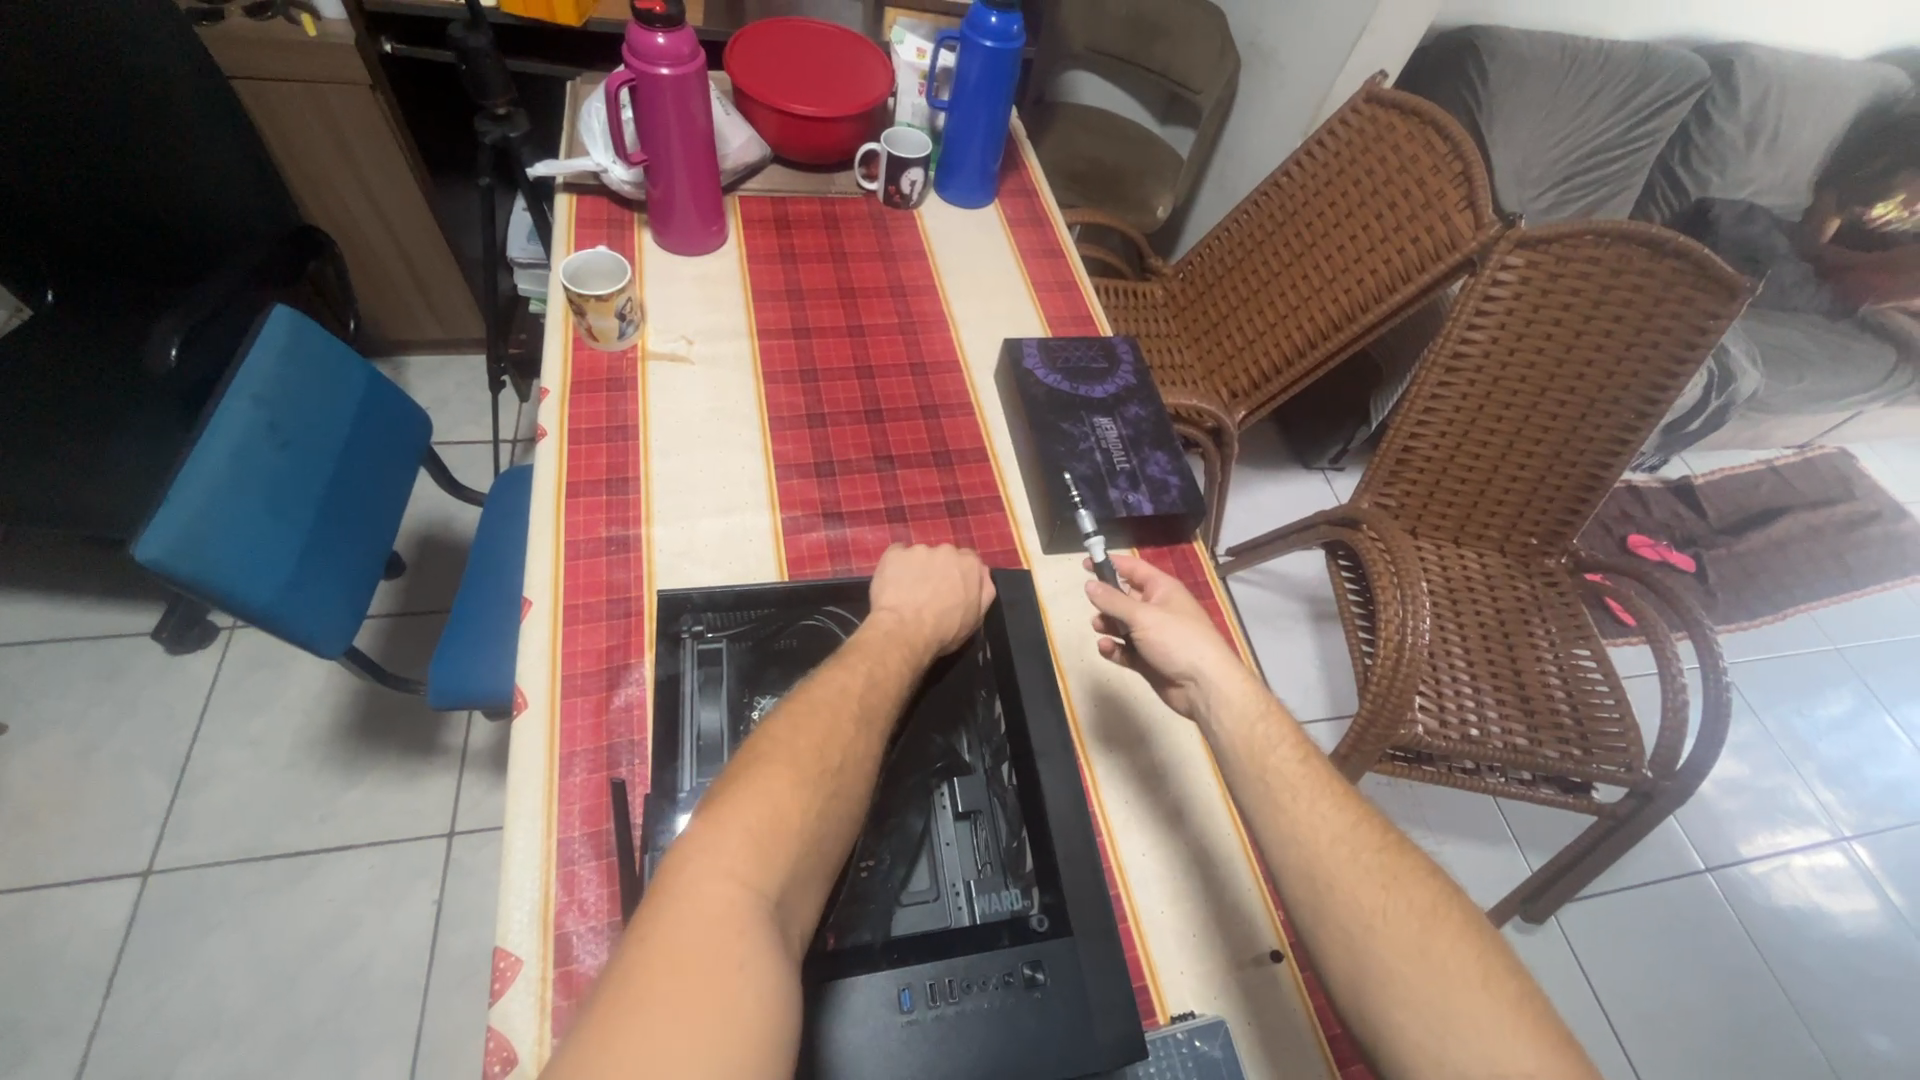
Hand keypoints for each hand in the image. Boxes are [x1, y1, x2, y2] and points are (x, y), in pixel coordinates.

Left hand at [869, 543, 995, 658]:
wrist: (905, 631)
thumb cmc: (945, 630)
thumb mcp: (977, 617)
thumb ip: (984, 591)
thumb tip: (983, 574)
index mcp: (970, 563)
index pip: (968, 561)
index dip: (959, 576)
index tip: (951, 591)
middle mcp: (946, 550)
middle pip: (944, 556)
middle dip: (938, 570)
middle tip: (929, 592)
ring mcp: (918, 550)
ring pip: (920, 556)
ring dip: (916, 569)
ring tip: (907, 592)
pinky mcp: (894, 554)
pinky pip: (896, 555)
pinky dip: (895, 566)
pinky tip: (893, 584)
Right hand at [1085, 553, 1248, 721]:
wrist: (1204, 685)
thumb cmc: (1177, 640)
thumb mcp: (1143, 615)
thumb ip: (1113, 601)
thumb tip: (1089, 584)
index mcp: (1162, 590)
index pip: (1133, 569)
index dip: (1110, 564)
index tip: (1084, 564)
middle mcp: (1157, 609)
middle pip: (1124, 598)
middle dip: (1106, 601)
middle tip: (1093, 606)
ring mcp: (1153, 636)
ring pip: (1122, 625)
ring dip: (1108, 625)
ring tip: (1099, 628)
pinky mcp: (1147, 659)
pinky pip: (1125, 650)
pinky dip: (1115, 648)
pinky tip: (1107, 648)